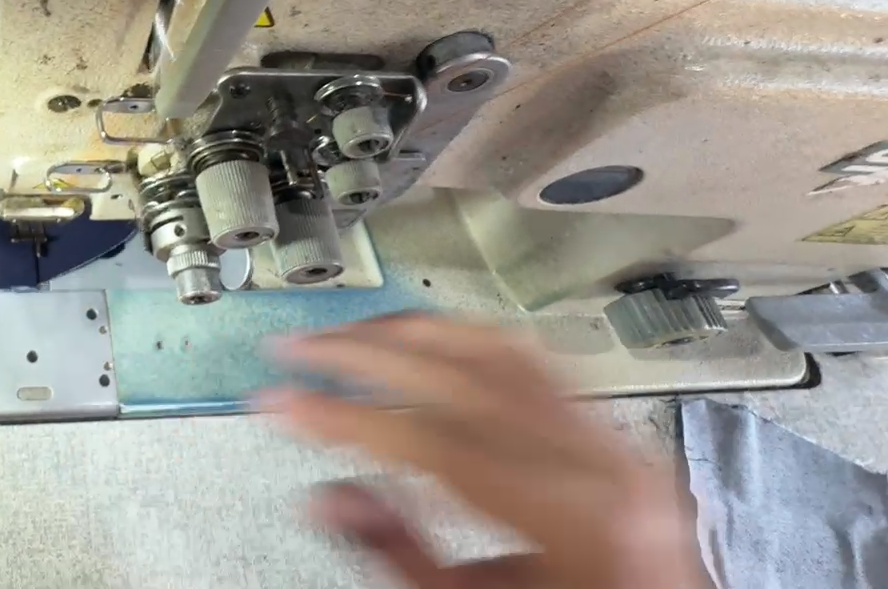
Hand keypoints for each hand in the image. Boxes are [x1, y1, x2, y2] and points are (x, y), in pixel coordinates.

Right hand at [261, 314, 706, 588]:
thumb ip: (401, 554)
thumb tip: (322, 496)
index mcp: (573, 521)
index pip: (429, 442)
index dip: (341, 415)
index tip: (278, 400)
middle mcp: (600, 463)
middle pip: (453, 375)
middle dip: (354, 353)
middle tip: (291, 349)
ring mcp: (610, 434)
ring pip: (487, 344)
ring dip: (399, 333)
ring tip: (339, 335)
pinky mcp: (606, 424)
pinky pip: (525, 354)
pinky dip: (456, 334)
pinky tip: (416, 334)